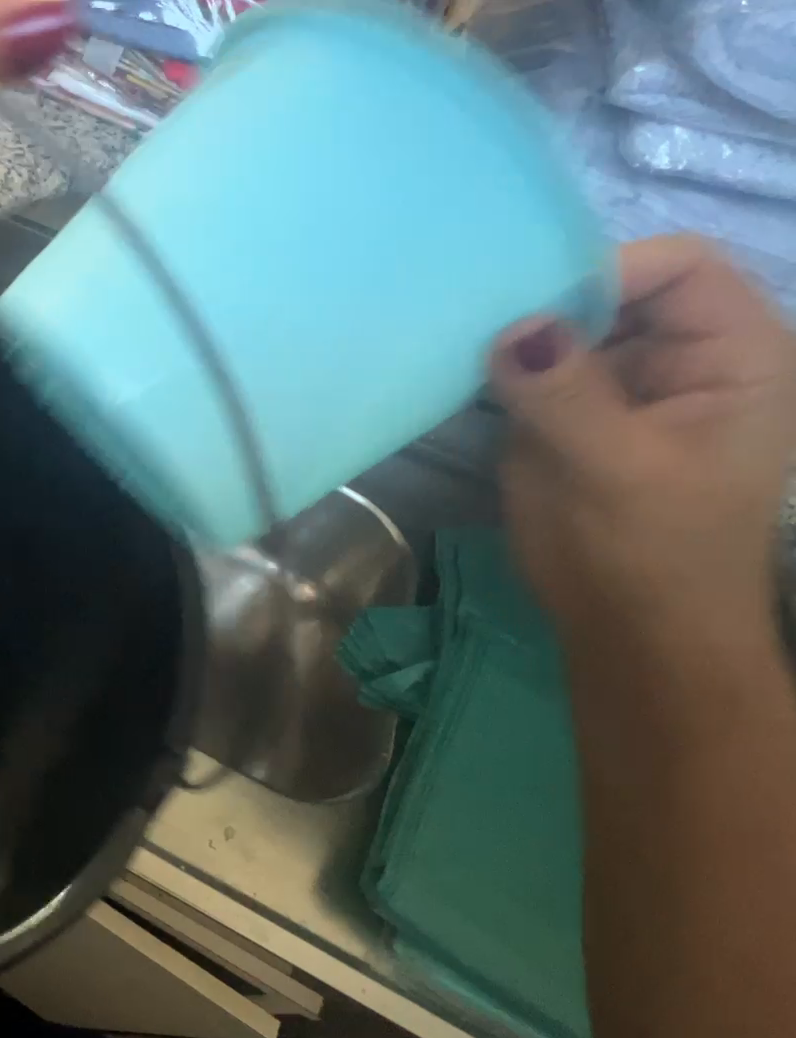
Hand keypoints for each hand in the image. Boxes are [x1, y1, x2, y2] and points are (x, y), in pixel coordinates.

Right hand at [489, 235, 795, 638]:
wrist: (626, 621)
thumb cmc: (650, 548)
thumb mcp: (617, 469)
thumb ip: (568, 394)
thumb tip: (513, 327)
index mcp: (730, 355)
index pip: (676, 269)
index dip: (606, 274)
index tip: (525, 312)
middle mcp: (674, 358)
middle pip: (612, 290)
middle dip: (546, 302)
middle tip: (473, 326)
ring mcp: (613, 387)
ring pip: (561, 328)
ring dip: (509, 334)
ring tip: (453, 346)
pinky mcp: (559, 416)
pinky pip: (526, 370)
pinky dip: (490, 366)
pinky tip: (454, 375)